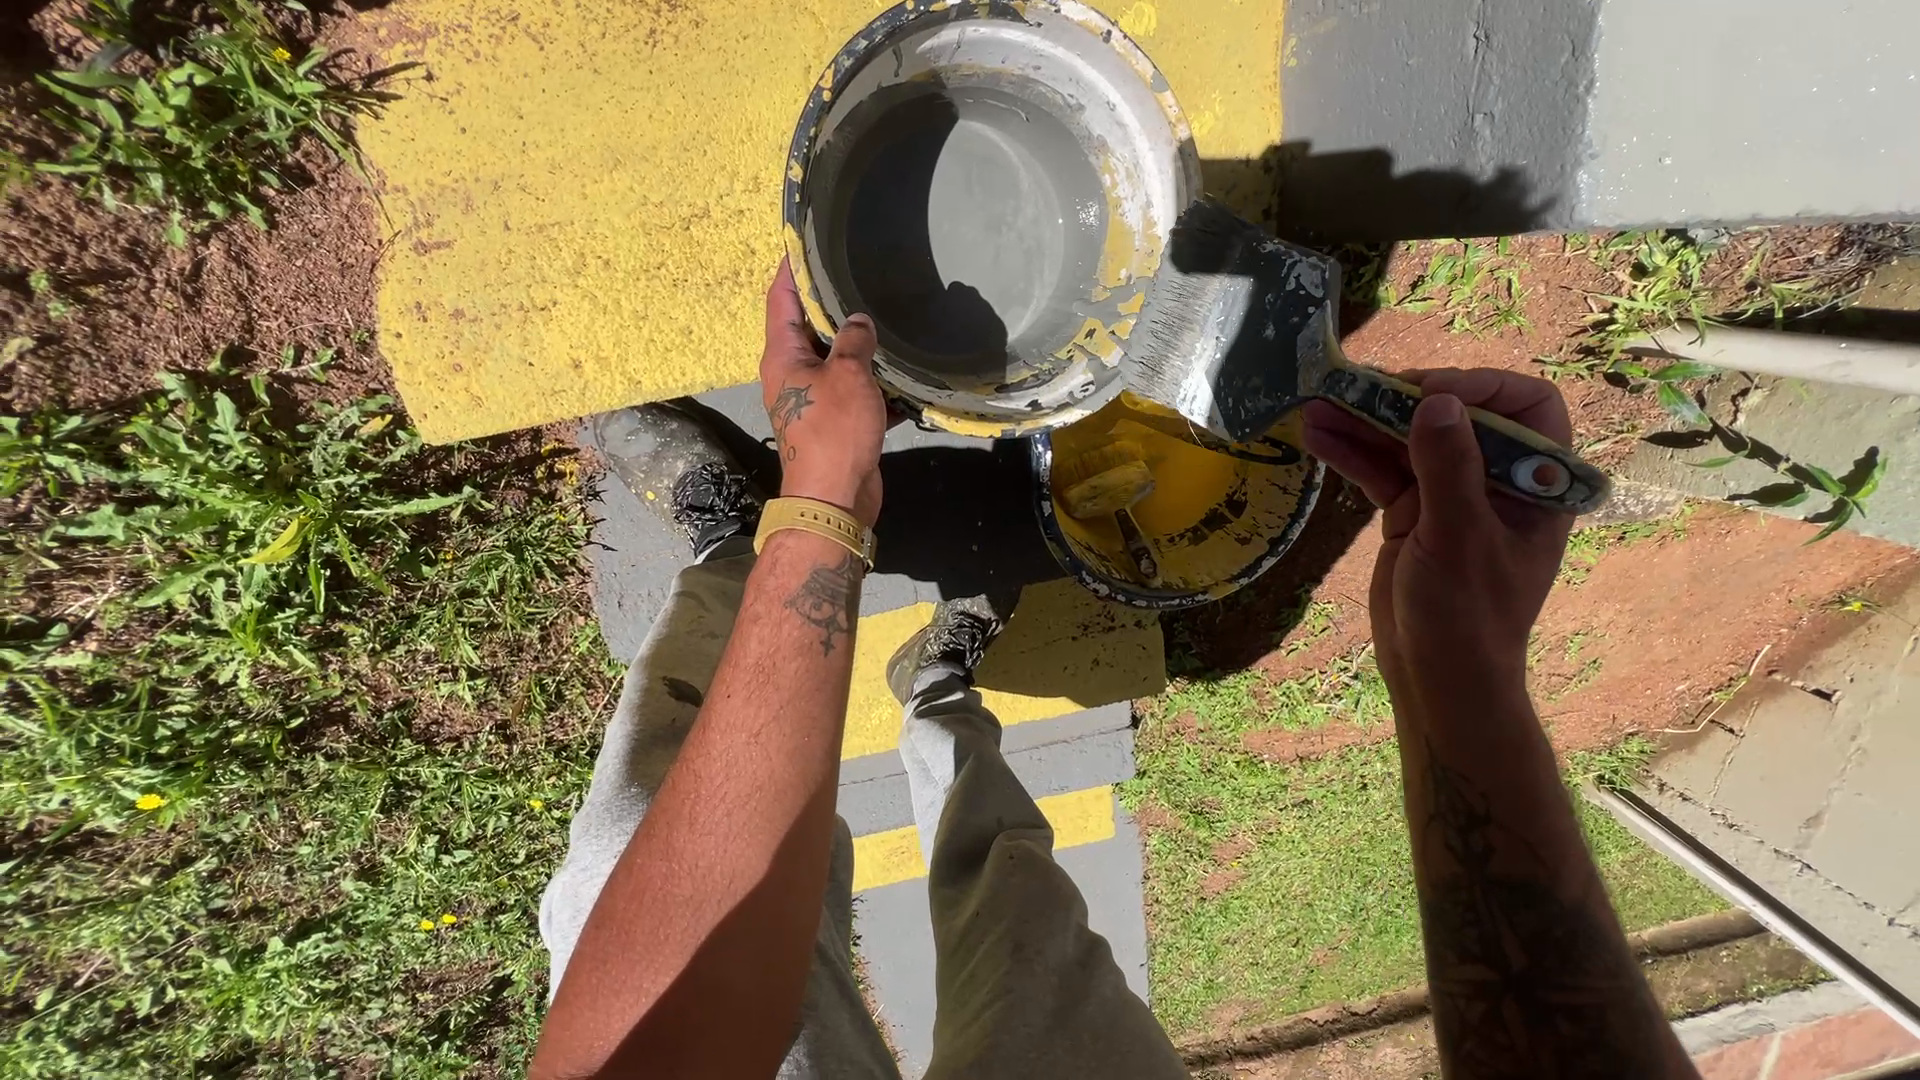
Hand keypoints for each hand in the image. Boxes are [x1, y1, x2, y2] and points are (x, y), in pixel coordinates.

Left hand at [761, 260, 888, 526]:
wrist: (835, 498)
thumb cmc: (833, 431)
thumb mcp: (847, 376)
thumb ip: (854, 341)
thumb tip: (858, 320)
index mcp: (782, 356)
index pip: (780, 299)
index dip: (791, 269)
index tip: (807, 242)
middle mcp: (793, 375)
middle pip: (810, 330)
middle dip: (835, 306)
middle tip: (862, 277)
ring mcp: (815, 401)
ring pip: (838, 363)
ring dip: (861, 347)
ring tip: (890, 318)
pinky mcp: (838, 424)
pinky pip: (857, 394)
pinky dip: (877, 386)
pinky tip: (904, 374)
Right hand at [1300, 368, 1573, 715]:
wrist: (1436, 673)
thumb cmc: (1467, 613)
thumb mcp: (1459, 537)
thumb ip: (1448, 467)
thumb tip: (1438, 400)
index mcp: (1535, 484)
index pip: (1528, 408)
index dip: (1482, 388)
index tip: (1427, 394)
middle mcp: (1494, 480)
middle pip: (1454, 419)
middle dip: (1403, 401)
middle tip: (1356, 389)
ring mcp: (1448, 496)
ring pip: (1407, 444)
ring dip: (1363, 425)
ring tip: (1317, 406)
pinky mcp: (1409, 513)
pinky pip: (1380, 473)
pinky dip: (1351, 456)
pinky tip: (1317, 438)